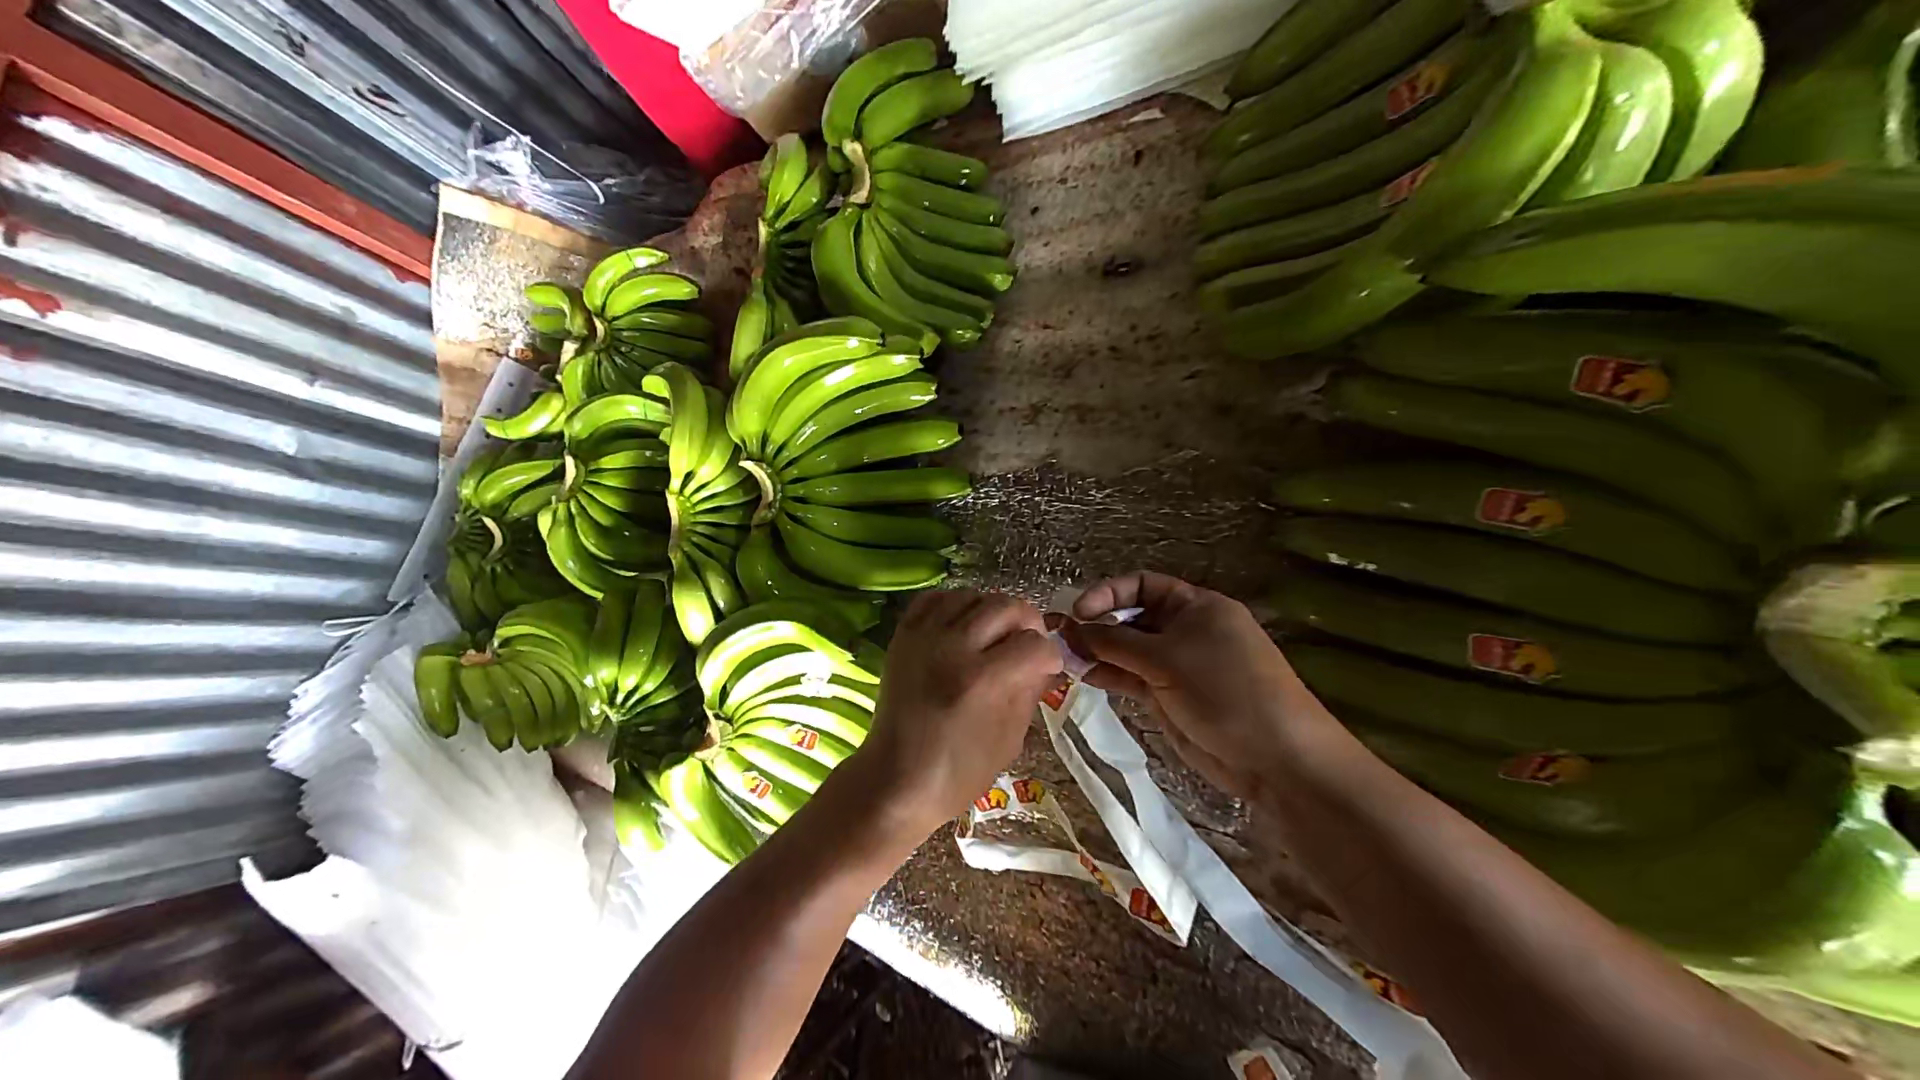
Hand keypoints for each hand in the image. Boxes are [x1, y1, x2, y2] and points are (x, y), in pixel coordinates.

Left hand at [853, 590, 1062, 837]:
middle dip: (1029, 623)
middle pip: (1006, 606)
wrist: (896, 779)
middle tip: (1029, 645)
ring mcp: (924, 637)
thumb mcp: (1010, 739)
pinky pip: (935, 598)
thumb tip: (1045, 662)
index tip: (1049, 667)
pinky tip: (965, 624)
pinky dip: (956, 604)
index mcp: (982, 680)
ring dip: (993, 610)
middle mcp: (952, 648)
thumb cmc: (958, 773)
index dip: (1050, 656)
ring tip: (997, 634)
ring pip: (972, 595)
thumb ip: (1029, 690)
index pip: (1034, 644)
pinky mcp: (903, 636)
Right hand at [1063, 572, 1340, 802]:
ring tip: (1064, 659)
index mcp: (1196, 606)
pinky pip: (1132, 678)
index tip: (1079, 611)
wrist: (1276, 757)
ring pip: (1128, 651)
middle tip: (1060, 637)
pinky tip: (1084, 677)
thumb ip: (1116, 642)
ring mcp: (1177, 666)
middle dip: (1097, 625)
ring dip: (1098, 652)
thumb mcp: (1168, 659)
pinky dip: (1109, 675)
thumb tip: (1072, 629)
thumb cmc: (1227, 691)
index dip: (1108, 593)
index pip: (1143, 585)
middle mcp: (1185, 630)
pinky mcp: (1170, 697)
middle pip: (1132, 618)